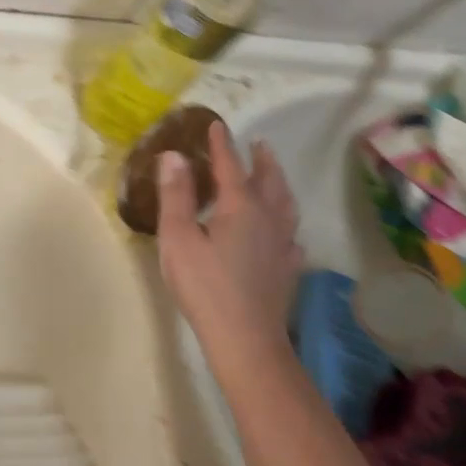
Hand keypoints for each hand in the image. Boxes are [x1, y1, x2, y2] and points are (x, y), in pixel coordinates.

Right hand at [156, 120, 301, 354]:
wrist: (246, 339)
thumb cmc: (205, 286)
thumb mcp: (178, 238)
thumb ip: (176, 195)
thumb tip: (174, 155)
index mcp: (240, 207)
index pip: (230, 166)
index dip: (221, 145)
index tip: (217, 125)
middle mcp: (268, 219)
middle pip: (268, 181)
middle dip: (261, 160)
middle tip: (259, 143)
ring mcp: (282, 245)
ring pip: (286, 205)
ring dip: (279, 185)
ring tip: (274, 177)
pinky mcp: (287, 269)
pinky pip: (291, 236)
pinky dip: (287, 224)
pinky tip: (284, 233)